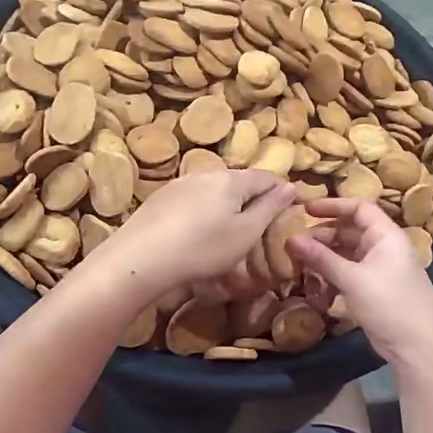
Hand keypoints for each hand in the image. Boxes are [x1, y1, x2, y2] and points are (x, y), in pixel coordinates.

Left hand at [83, 170, 294, 302]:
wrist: (140, 258)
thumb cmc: (202, 248)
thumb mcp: (245, 233)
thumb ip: (269, 208)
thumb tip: (289, 186)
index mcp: (230, 179)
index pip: (267, 177)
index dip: (283, 192)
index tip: (292, 211)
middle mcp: (203, 174)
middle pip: (237, 182)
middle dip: (252, 200)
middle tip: (260, 227)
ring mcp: (177, 185)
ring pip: (212, 191)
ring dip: (225, 207)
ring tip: (228, 232)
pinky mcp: (158, 200)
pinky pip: (190, 201)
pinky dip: (201, 213)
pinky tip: (196, 234)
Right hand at [286, 197, 432, 364]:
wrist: (418, 347)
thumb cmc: (389, 304)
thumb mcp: (351, 279)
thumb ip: (320, 257)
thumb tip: (290, 237)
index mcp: (386, 237)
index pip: (359, 208)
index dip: (332, 205)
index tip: (305, 209)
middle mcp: (384, 248)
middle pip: (349, 231)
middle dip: (321, 237)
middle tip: (295, 244)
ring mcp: (379, 269)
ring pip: (345, 254)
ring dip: (323, 259)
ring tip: (300, 267)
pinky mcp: (373, 288)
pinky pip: (347, 273)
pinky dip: (331, 277)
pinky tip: (316, 290)